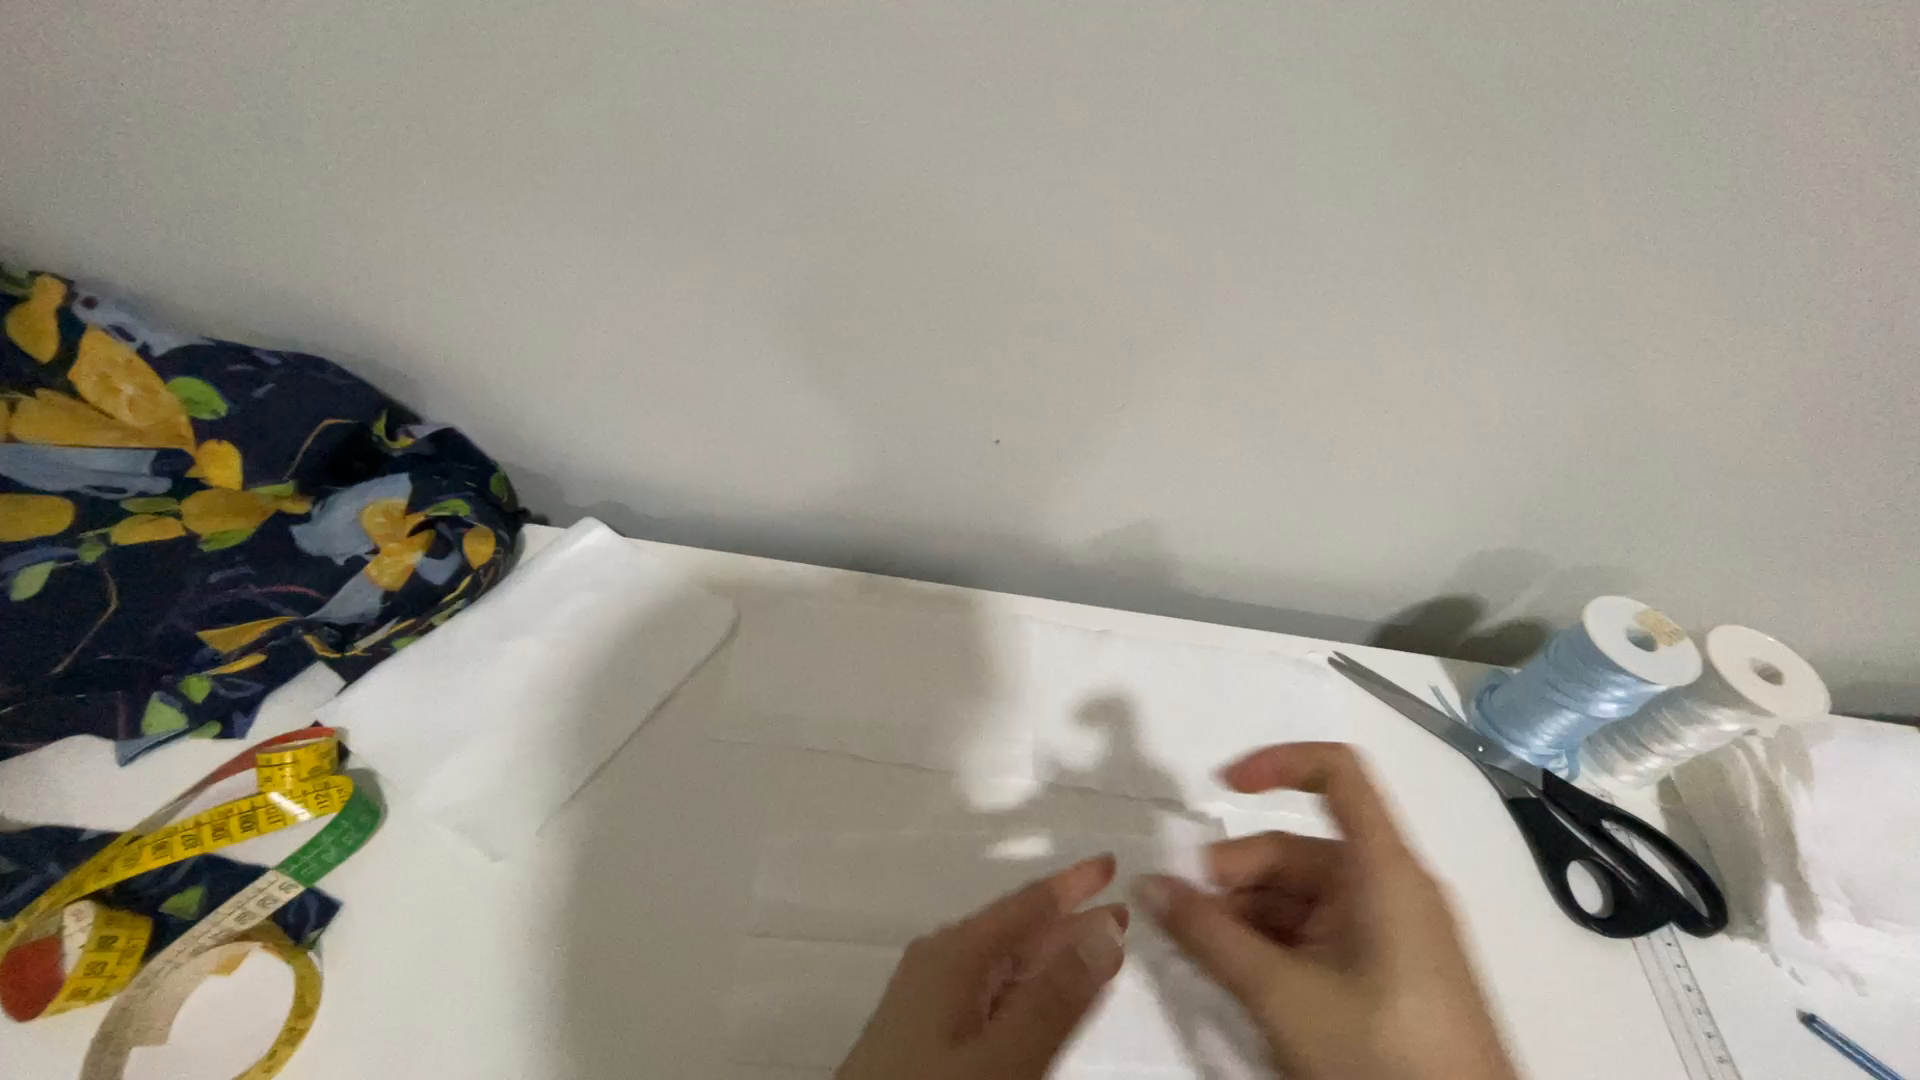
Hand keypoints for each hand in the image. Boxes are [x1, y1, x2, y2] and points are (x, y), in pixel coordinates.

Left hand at [836, 855, 1127, 1079]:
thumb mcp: (1003, 1056)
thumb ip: (1055, 996)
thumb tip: (1104, 929)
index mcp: (953, 954)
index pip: (1026, 905)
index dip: (1071, 884)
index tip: (1110, 863)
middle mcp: (938, 962)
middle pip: (1015, 930)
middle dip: (1068, 921)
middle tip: (1118, 914)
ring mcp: (927, 997)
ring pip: (1002, 963)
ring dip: (1050, 956)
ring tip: (1093, 950)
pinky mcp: (924, 1033)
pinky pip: (988, 991)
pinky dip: (1026, 987)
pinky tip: (1042, 998)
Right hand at [1134, 742, 1519, 1079]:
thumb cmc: (1382, 1061)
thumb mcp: (1281, 995)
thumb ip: (1208, 935)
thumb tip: (1147, 885)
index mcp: (1384, 870)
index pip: (1337, 772)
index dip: (1277, 763)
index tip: (1220, 787)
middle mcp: (1388, 888)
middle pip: (1296, 850)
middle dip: (1233, 875)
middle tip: (1183, 913)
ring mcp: (1387, 935)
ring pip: (1297, 899)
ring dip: (1243, 916)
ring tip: (1200, 953)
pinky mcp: (1383, 975)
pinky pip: (1313, 937)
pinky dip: (1269, 946)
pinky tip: (1235, 977)